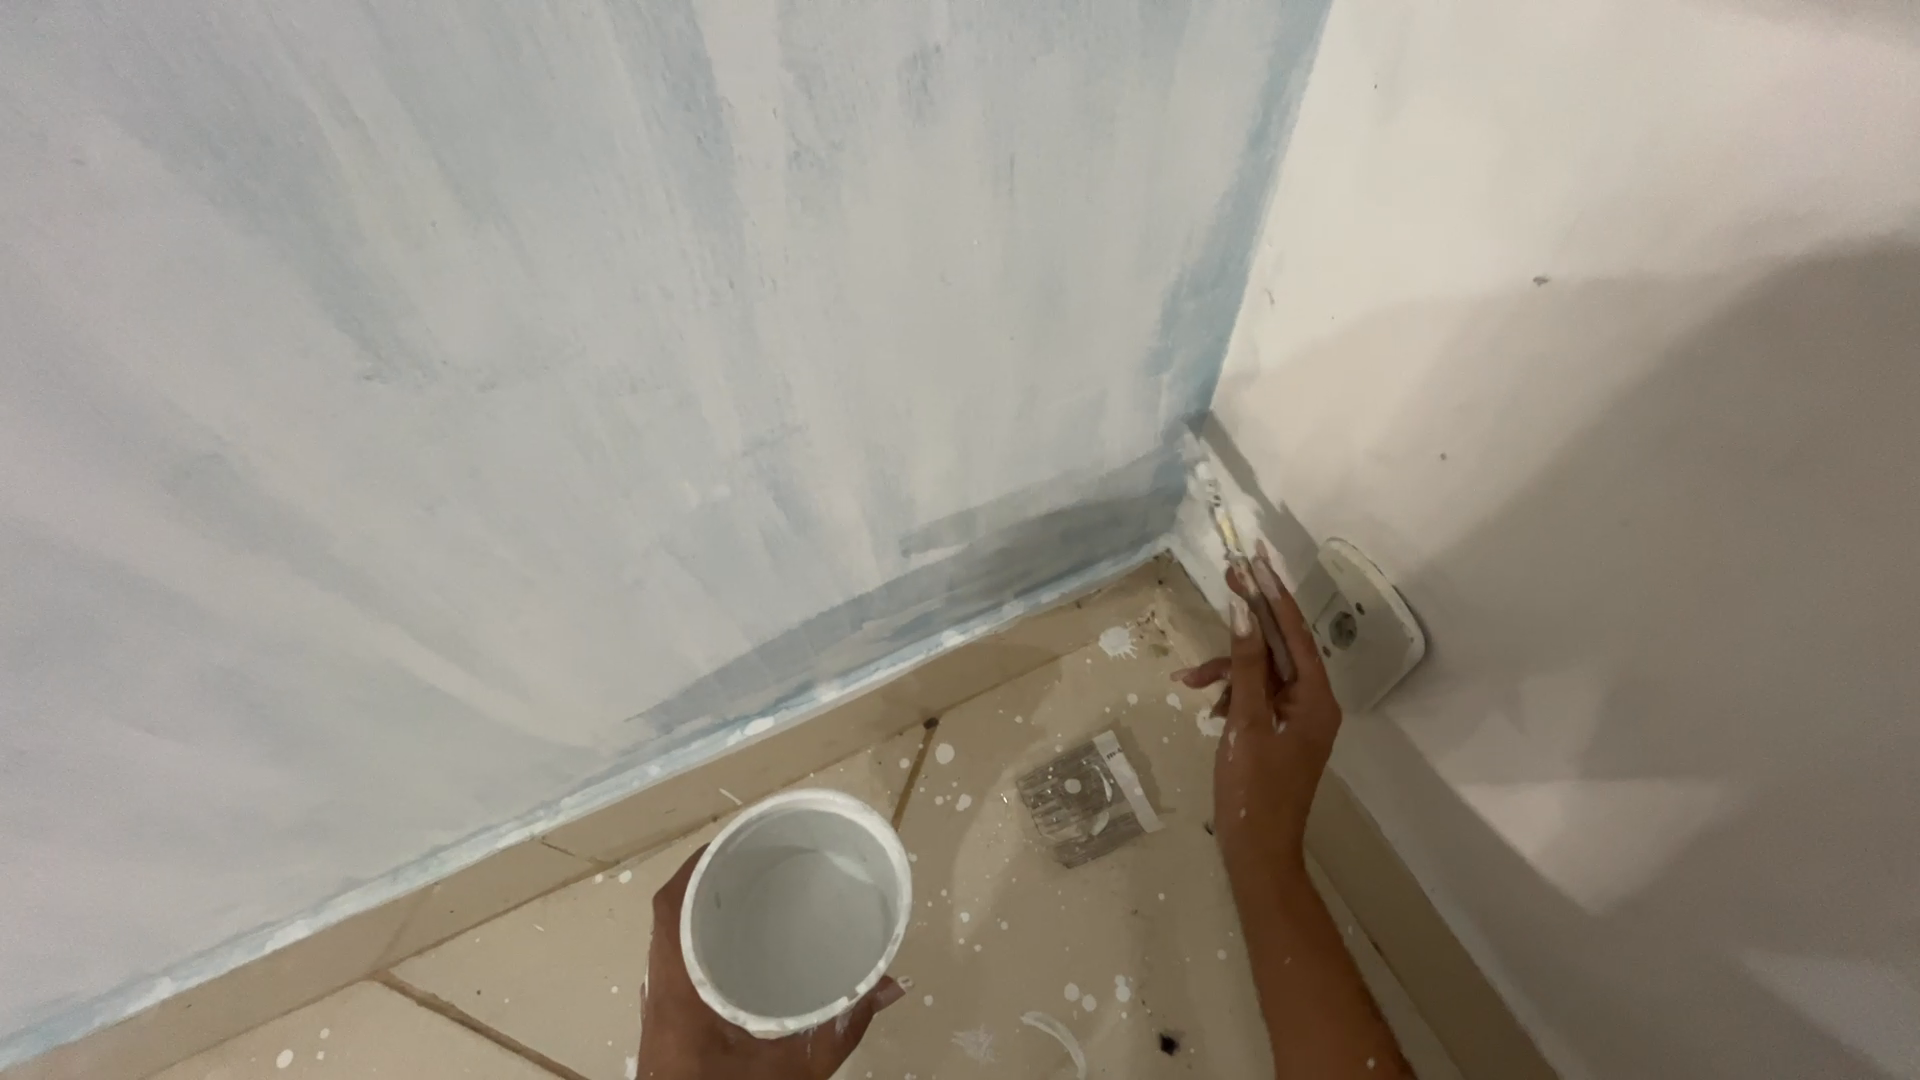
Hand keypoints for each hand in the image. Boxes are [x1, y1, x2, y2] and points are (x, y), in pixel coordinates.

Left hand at [635, 846, 904, 1079]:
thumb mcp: (795, 1073)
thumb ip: (842, 1028)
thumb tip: (894, 985)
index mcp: (681, 993)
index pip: (670, 910)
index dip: (693, 866)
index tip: (733, 839)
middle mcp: (662, 992)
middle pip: (668, 914)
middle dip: (705, 876)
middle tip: (751, 854)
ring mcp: (660, 1007)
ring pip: (668, 937)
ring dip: (700, 905)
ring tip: (746, 880)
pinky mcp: (667, 1022)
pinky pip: (676, 960)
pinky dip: (700, 935)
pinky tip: (737, 935)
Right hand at [1174, 543, 1342, 866]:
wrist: (1256, 849)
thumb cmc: (1253, 788)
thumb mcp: (1245, 721)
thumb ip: (1244, 665)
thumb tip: (1242, 612)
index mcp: (1315, 698)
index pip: (1293, 631)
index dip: (1274, 592)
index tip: (1257, 558)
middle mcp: (1312, 701)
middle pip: (1277, 645)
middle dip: (1247, 619)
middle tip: (1227, 576)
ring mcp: (1294, 716)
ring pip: (1258, 671)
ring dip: (1225, 669)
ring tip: (1190, 682)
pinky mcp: (1277, 728)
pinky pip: (1252, 695)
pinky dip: (1228, 694)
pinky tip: (1203, 704)